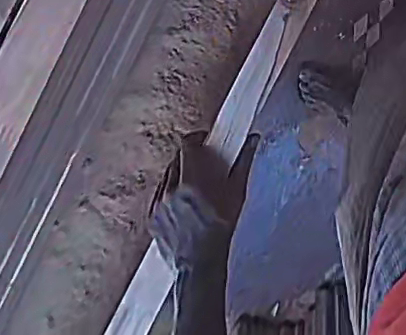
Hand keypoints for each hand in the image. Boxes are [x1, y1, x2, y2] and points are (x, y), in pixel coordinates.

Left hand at [150, 131, 258, 271]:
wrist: (201, 268)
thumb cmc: (221, 231)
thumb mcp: (236, 194)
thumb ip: (243, 162)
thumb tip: (253, 139)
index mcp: (191, 179)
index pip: (186, 144)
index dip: (195, 139)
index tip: (203, 141)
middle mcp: (171, 188)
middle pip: (176, 159)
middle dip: (189, 158)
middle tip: (201, 166)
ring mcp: (158, 203)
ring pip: (167, 176)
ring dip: (178, 175)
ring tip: (193, 187)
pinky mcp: (151, 216)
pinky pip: (159, 194)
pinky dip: (168, 193)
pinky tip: (181, 203)